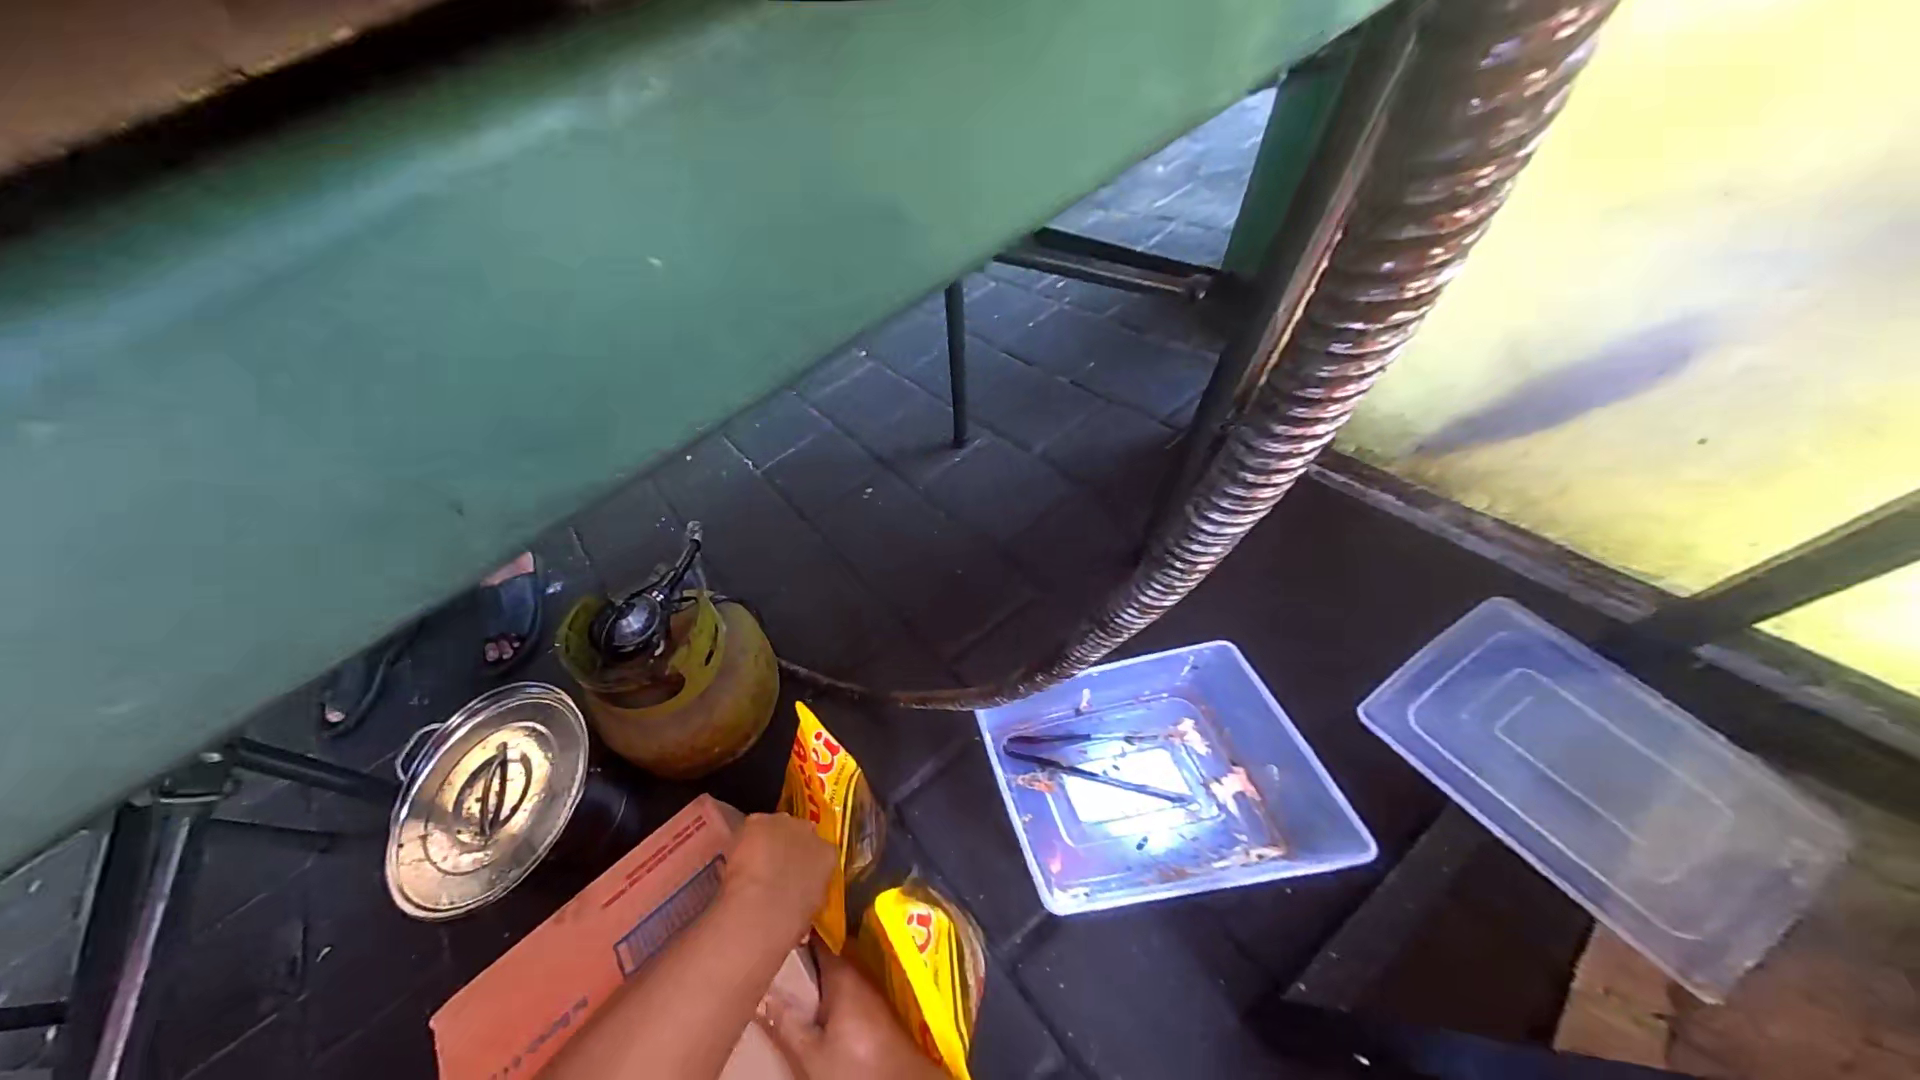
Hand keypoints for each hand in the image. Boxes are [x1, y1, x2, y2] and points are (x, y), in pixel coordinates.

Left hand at [724, 813, 835, 938]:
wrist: (762, 911)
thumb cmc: (791, 920)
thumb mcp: (812, 907)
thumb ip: (811, 888)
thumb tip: (802, 890)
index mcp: (828, 855)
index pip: (821, 850)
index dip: (806, 860)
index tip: (795, 874)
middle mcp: (810, 832)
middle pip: (800, 831)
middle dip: (789, 845)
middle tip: (774, 867)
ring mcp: (783, 823)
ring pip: (775, 826)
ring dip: (768, 839)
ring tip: (752, 863)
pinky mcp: (757, 822)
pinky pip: (751, 827)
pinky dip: (744, 840)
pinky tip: (736, 859)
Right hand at [766, 946, 948, 1079]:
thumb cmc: (855, 1067)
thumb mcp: (811, 1053)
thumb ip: (785, 1023)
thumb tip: (760, 994)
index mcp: (842, 973)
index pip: (817, 939)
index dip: (796, 933)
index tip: (774, 933)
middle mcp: (858, 971)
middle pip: (826, 953)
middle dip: (804, 956)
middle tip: (774, 962)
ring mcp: (869, 987)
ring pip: (836, 971)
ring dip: (816, 975)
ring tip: (788, 982)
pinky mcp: (875, 1005)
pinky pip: (846, 986)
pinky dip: (829, 990)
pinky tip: (815, 1005)